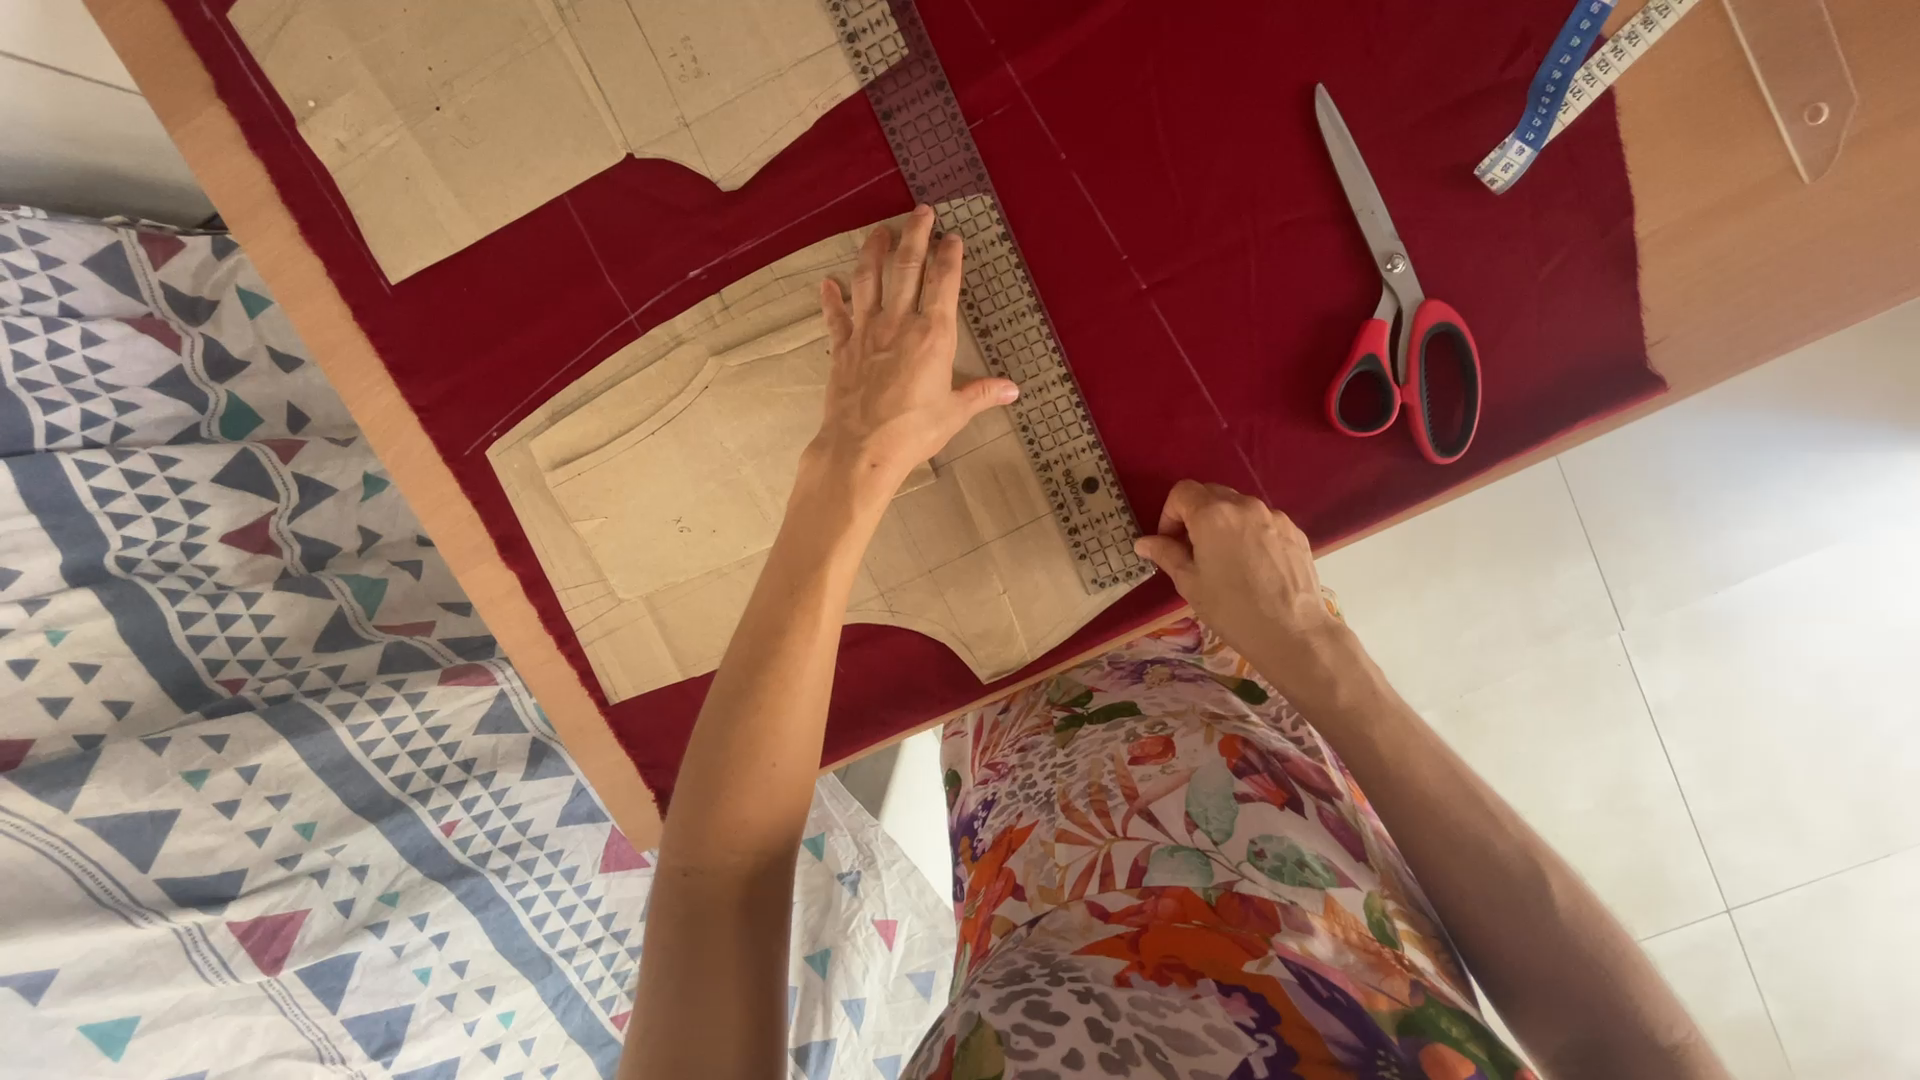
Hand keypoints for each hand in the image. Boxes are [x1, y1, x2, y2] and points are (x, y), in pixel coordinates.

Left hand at [807, 205, 1018, 501]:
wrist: (862, 448)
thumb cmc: (913, 432)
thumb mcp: (954, 413)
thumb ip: (981, 394)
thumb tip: (1012, 390)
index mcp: (934, 335)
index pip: (943, 283)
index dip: (949, 256)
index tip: (952, 237)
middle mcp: (900, 323)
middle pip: (907, 267)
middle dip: (915, 234)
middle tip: (920, 211)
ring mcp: (867, 332)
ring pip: (869, 279)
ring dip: (874, 251)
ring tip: (879, 231)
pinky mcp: (843, 349)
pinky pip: (836, 316)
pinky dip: (831, 298)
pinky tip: (827, 283)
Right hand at [1135, 481, 1360, 699]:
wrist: (1292, 631)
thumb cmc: (1230, 608)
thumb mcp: (1188, 582)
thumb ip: (1165, 554)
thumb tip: (1144, 542)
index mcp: (1213, 514)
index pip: (1182, 492)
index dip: (1169, 514)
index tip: (1170, 543)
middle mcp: (1244, 505)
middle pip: (1211, 494)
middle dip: (1195, 515)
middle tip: (1193, 550)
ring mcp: (1274, 516)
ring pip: (1238, 507)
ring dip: (1223, 523)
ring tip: (1225, 559)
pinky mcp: (1294, 531)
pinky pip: (1263, 522)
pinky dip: (1249, 533)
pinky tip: (1253, 566)